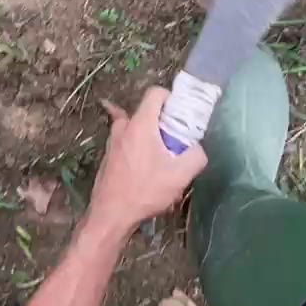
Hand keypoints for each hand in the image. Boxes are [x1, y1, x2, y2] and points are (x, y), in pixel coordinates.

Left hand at [91, 88, 206, 229]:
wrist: (111, 213)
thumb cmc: (144, 190)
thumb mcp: (180, 175)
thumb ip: (196, 156)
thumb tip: (197, 149)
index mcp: (140, 124)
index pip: (155, 93)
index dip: (171, 98)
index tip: (182, 115)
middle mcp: (123, 127)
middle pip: (147, 112)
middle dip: (164, 123)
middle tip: (177, 141)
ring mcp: (113, 140)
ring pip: (137, 128)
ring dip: (151, 137)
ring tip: (164, 160)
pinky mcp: (109, 154)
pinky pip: (128, 143)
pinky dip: (138, 148)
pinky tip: (147, 165)